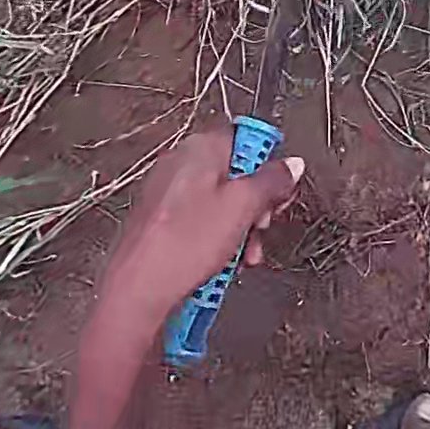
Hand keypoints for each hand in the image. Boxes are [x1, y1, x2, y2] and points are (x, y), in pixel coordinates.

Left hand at [98, 127, 303, 322]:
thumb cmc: (182, 245)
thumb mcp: (244, 207)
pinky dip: (220, 236)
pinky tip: (225, 259)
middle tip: (261, 221)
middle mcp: (182, 163)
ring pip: (222, 199)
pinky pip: (204, 219)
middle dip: (256, 200)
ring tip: (245, 250)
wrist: (138, 291)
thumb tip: (291, 165)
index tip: (278, 184)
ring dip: (242, 224)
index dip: (267, 161)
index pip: (246, 136)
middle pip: (236, 170)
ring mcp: (170, 192)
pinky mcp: (164, 220)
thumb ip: (273, 181)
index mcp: (200, 148)